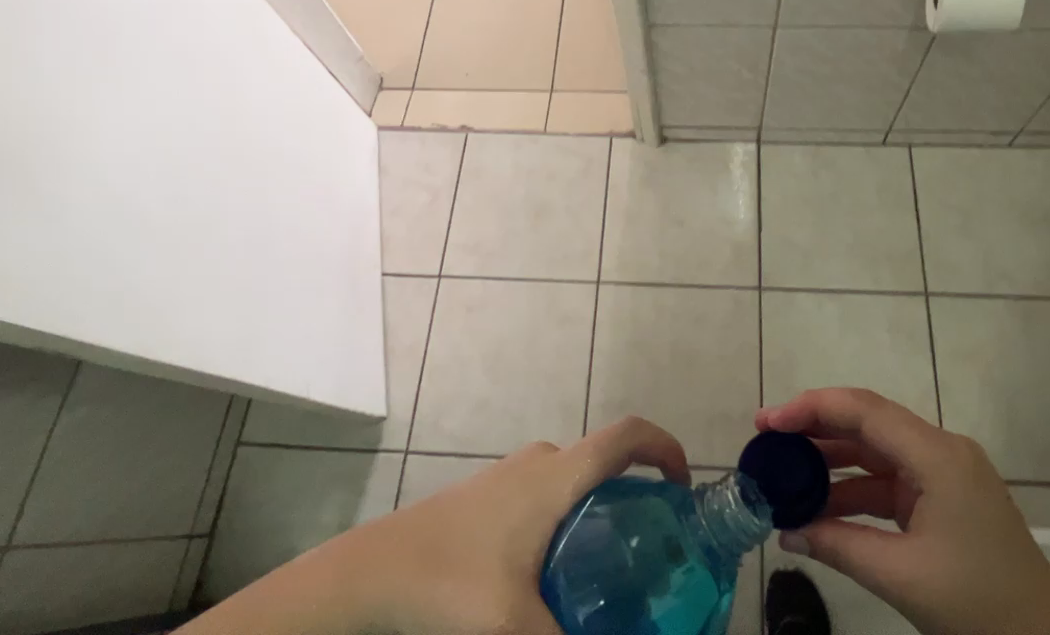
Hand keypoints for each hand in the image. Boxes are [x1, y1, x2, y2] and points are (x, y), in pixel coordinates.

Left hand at [180, 416, 688, 634]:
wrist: (363, 578)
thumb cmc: (447, 586)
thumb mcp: (517, 628)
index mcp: (556, 475)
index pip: (627, 435)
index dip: (667, 448)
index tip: (685, 491)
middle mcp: (537, 463)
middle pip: (602, 460)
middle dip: (635, 493)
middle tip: (652, 549)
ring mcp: (507, 478)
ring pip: (570, 480)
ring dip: (599, 509)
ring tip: (609, 569)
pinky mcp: (484, 499)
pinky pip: (544, 495)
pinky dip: (566, 520)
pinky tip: (554, 577)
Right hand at [758, 388, 1049, 634]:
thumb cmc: (979, 605)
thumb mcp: (901, 576)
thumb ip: (839, 545)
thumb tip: (786, 532)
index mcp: (937, 456)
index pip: (864, 410)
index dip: (810, 408)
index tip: (766, 422)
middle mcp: (941, 451)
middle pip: (868, 422)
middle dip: (814, 429)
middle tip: (765, 440)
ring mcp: (945, 474)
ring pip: (875, 452)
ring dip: (831, 463)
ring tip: (784, 475)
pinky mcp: (945, 499)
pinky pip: (889, 482)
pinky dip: (855, 492)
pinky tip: (821, 509)